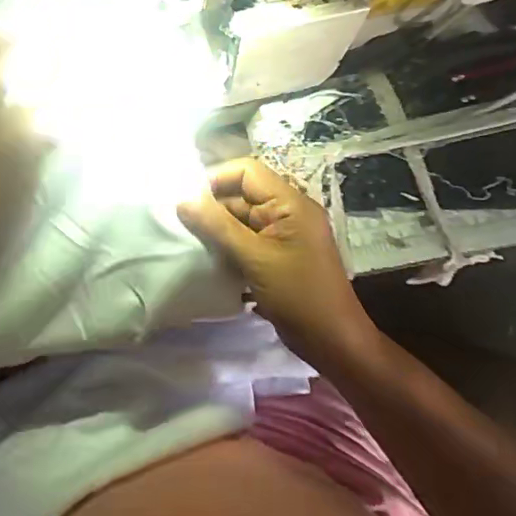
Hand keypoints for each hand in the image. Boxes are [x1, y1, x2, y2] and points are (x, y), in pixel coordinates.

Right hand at [176, 158, 380, 356]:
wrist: (333, 343)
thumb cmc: (299, 295)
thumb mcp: (254, 258)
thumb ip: (217, 226)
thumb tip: (182, 201)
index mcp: (290, 204)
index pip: (247, 171)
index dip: (216, 178)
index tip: (188, 199)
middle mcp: (287, 213)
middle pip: (241, 194)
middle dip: (212, 206)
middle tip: (182, 224)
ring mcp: (283, 236)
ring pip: (240, 218)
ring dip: (217, 228)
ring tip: (191, 241)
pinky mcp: (276, 257)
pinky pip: (245, 239)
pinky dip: (226, 245)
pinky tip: (208, 258)